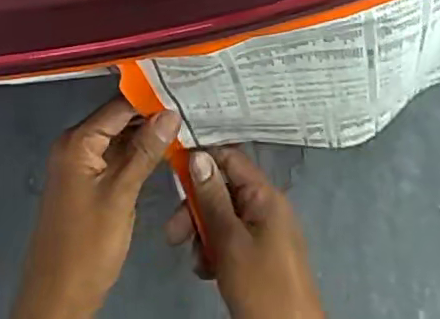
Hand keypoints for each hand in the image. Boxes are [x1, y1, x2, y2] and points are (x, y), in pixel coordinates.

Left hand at [10, 97, 179, 318]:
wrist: (58, 295)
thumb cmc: (87, 245)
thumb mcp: (120, 195)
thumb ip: (144, 152)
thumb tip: (169, 115)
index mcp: (77, 141)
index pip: (117, 107)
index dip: (149, 100)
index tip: (181, 95)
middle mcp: (74, 144)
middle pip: (116, 120)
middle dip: (149, 117)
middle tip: (187, 113)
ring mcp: (78, 164)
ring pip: (116, 139)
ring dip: (144, 137)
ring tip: (181, 131)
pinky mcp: (85, 182)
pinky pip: (112, 157)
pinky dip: (134, 155)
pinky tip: (160, 155)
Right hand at [166, 146, 326, 318]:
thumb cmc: (260, 285)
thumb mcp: (229, 239)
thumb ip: (211, 196)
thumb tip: (198, 154)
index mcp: (265, 196)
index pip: (229, 158)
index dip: (201, 160)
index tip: (172, 172)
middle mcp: (266, 207)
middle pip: (221, 190)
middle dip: (194, 208)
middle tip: (173, 234)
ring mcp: (265, 233)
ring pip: (222, 216)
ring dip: (203, 234)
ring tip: (196, 261)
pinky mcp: (261, 256)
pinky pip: (231, 239)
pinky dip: (215, 251)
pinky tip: (207, 271)